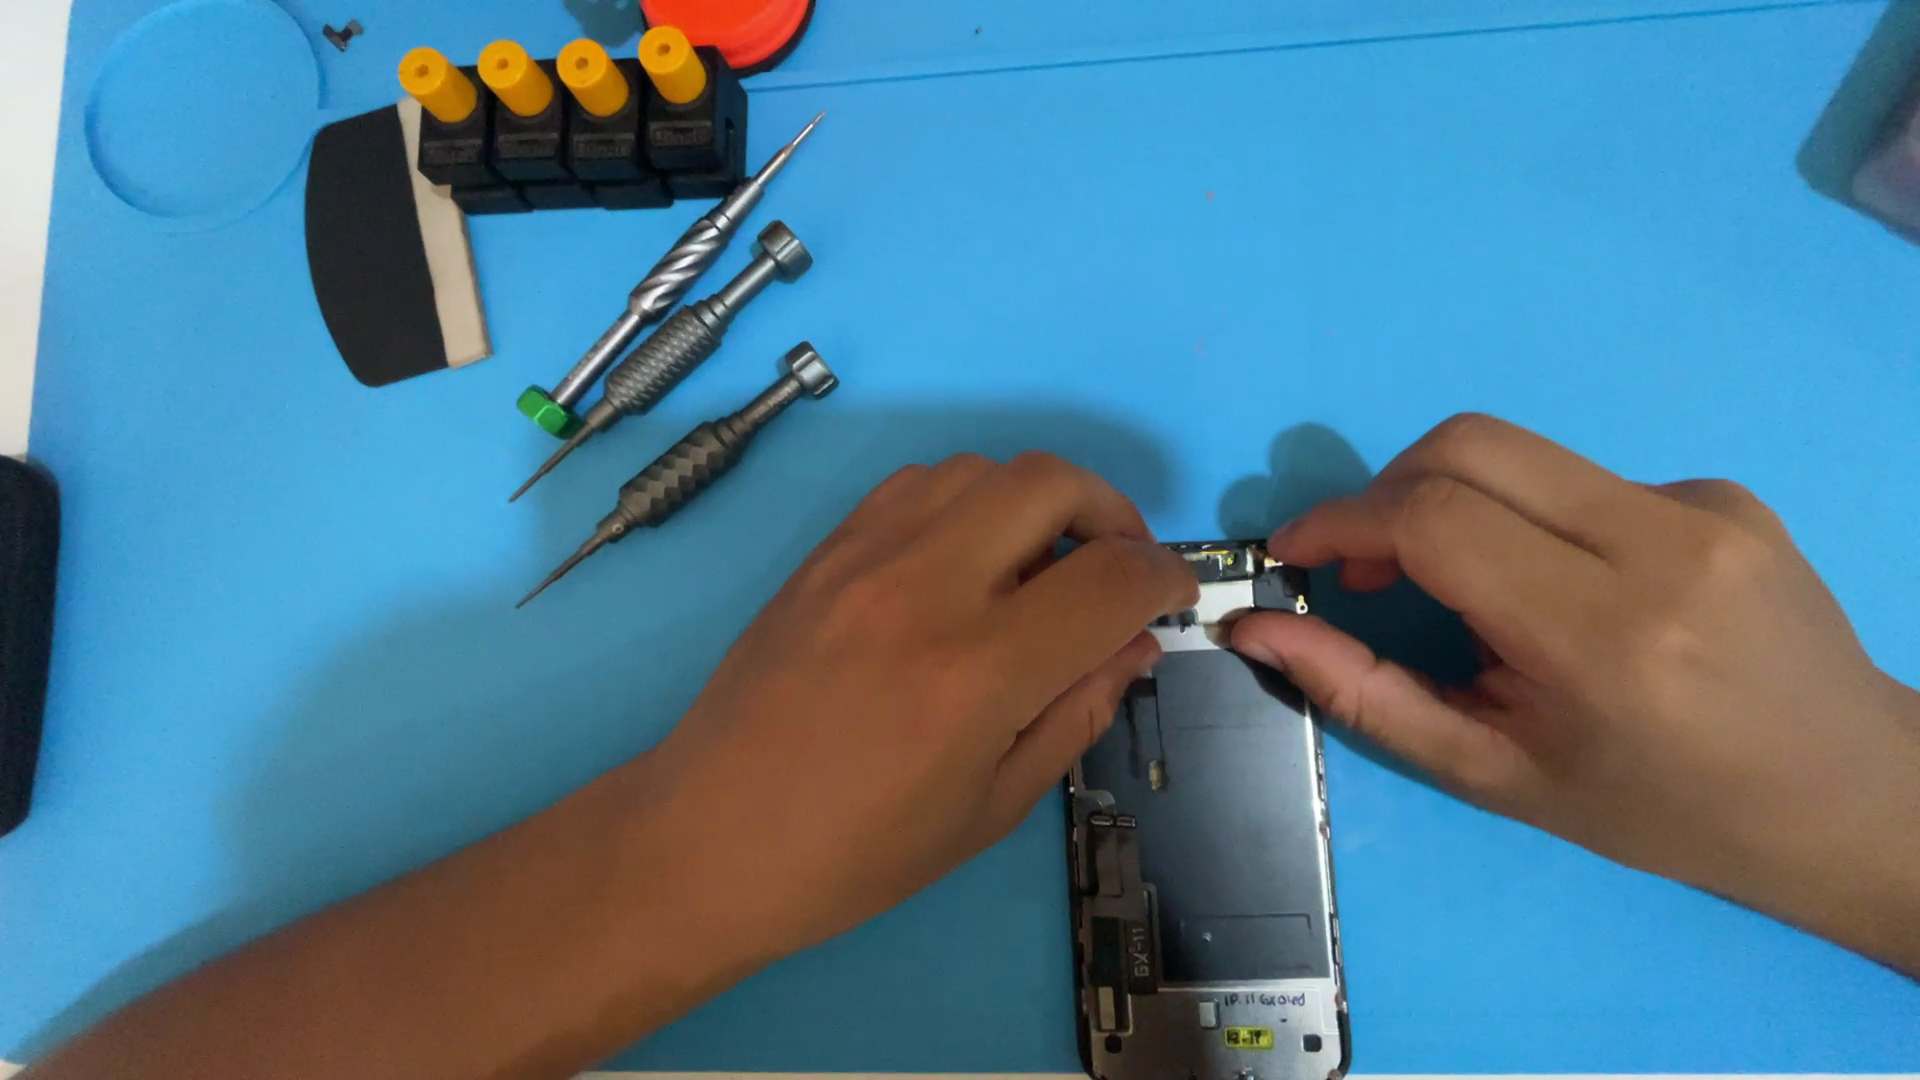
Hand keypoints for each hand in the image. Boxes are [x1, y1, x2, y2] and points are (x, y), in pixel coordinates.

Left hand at [636, 453, 1198, 956]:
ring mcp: (865, 555)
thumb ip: (1078, 709)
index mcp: (977, 670)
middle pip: (1050, 482)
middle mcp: (925, 586)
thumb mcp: (995, 805)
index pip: (1110, 580)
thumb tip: (1137, 642)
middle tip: (1116, 565)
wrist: (713, 834)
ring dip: (1037, 499)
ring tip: (1041, 561)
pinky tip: (967, 553)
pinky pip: (918, 483)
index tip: (1173, 592)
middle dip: (1111, 512)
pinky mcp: (827, 548)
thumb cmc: (860, 849)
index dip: (1165, 577)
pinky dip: (969, 499)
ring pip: (983, 469)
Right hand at [1231, 414, 1919, 972]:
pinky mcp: (1715, 492)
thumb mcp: (1483, 769)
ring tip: (1429, 576)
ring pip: (1505, 449)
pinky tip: (1534, 579)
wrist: (1860, 801)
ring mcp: (1701, 504)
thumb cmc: (1652, 806)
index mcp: (1604, 632)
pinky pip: (1560, 475)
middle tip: (1356, 566)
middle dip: (1376, 495)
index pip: (1435, 519)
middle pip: (1463, 448)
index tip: (1293, 554)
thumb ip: (1357, 690)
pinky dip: (1503, 514)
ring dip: (1431, 498)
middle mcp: (1663, 542)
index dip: (1339, 522)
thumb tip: (1254, 630)